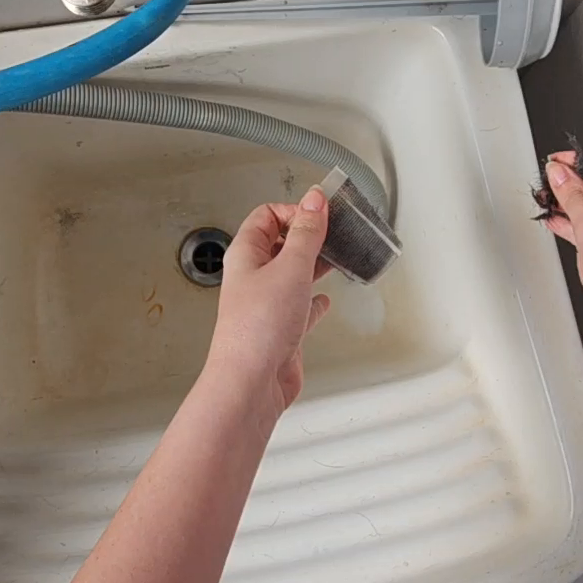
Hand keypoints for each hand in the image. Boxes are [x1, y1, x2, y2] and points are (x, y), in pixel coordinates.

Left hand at [205, 186, 332, 408]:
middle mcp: (253, 278)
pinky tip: (324, 300)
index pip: (267, 215)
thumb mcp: (290, 268)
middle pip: (280, 244)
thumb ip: (306, 233)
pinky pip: (299, 307)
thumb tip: (314, 200)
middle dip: (307, 235)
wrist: (251, 382)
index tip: (323, 213)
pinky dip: (313, 301)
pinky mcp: (281, 330)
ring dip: (313, 264)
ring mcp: (267, 305)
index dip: (295, 210)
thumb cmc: (257, 328)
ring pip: (292, 274)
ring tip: (336, 255)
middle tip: (334, 230)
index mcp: (246, 255)